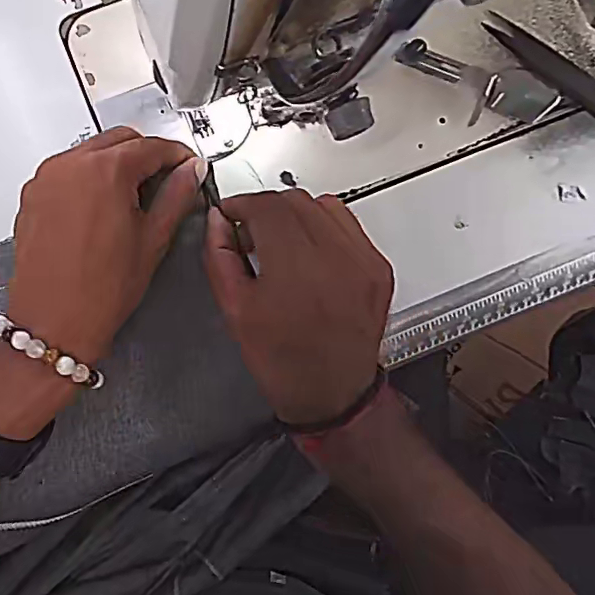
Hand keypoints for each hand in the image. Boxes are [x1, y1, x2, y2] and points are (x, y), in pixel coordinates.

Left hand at [0, 127, 204, 439]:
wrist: (54, 321)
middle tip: (166, 181)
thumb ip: (176, 197)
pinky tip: (103, 210)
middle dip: (146, 155)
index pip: (151, 147)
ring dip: (116, 166)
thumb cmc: (96, 291)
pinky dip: (88, 180)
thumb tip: (189, 174)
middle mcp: (69, 167)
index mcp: (104, 171)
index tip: (186, 166)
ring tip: (134, 201)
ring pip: (91, 153)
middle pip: (119, 141)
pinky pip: (67, 173)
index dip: (177, 155)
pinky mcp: (32, 196)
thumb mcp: (152, 240)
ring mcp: (46, 180)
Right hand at [201, 189, 392, 426]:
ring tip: (280, 243)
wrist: (330, 393)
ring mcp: (362, 262)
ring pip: (322, 205)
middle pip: (293, 201)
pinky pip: (347, 225)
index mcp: (295, 272)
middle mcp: (335, 261)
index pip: (266, 207)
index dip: (241, 204)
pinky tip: (309, 252)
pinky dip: (323, 228)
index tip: (230, 213)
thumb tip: (217, 223)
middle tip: (249, 232)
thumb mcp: (235, 311)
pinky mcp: (377, 268)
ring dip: (294, 215)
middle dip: (264, 210)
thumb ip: (220, 258)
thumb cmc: (285, 363)